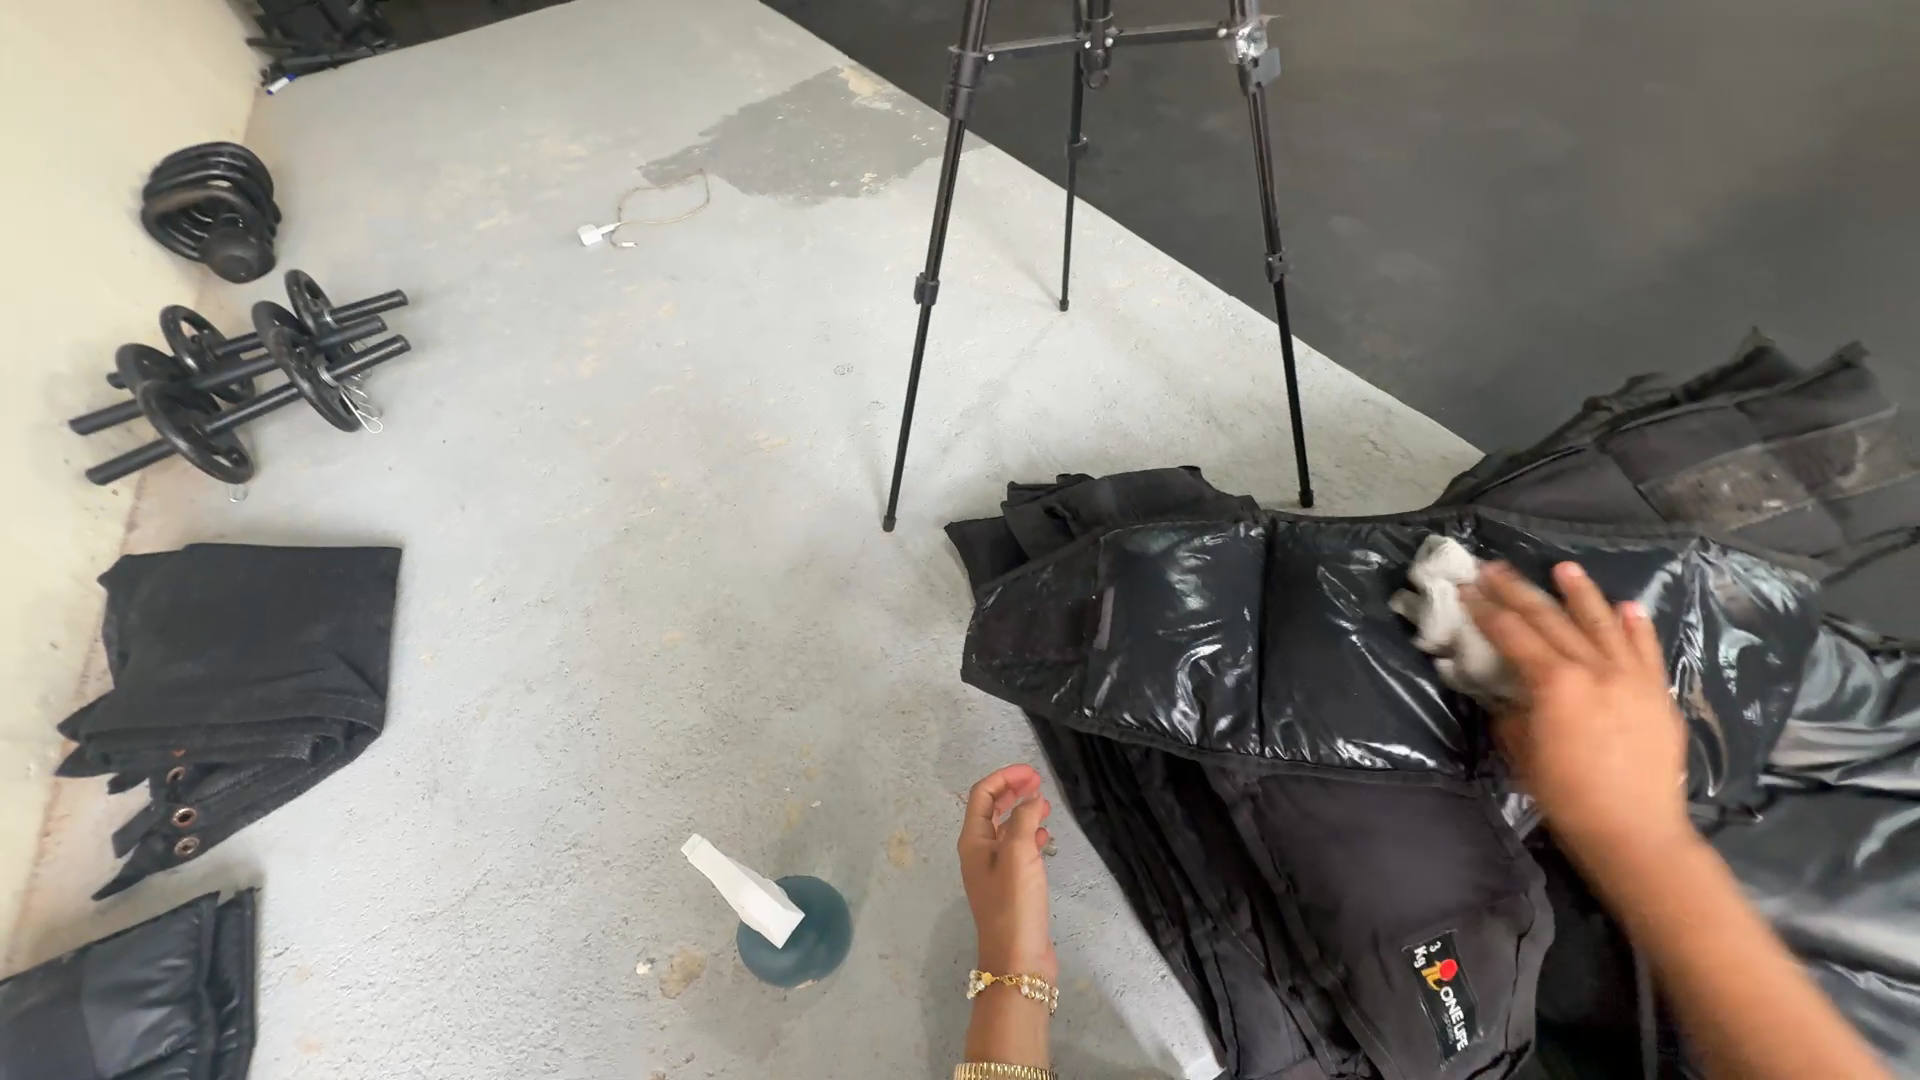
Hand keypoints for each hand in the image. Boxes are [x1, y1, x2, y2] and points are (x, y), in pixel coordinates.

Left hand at [957, 764, 1056, 980]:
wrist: (1017, 961)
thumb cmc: (1013, 903)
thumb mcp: (1018, 852)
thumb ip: (1022, 818)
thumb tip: (1030, 798)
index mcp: (973, 840)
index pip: (983, 794)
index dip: (1005, 778)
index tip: (1032, 773)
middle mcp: (979, 852)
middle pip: (992, 809)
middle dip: (1013, 791)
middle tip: (1039, 783)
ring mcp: (995, 870)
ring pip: (1007, 829)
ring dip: (1023, 812)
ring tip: (1045, 806)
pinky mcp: (1011, 886)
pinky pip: (1018, 850)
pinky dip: (1030, 836)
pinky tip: (1045, 836)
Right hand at [1465, 561, 1692, 863]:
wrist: (1633, 830)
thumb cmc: (1562, 792)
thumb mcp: (1518, 745)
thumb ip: (1512, 706)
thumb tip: (1507, 687)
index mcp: (1554, 681)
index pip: (1512, 633)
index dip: (1485, 609)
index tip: (1465, 588)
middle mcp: (1594, 669)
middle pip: (1551, 620)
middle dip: (1518, 591)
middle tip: (1494, 568)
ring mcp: (1631, 679)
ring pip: (1602, 625)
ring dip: (1580, 594)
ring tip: (1565, 569)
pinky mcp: (1656, 695)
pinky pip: (1645, 651)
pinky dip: (1635, 627)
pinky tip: (1625, 606)